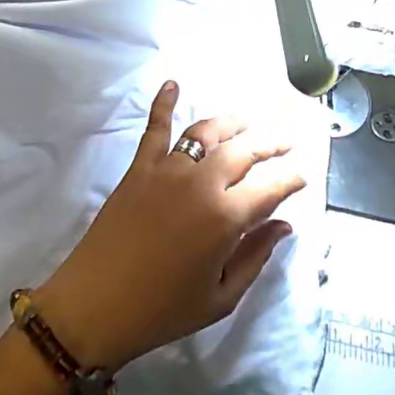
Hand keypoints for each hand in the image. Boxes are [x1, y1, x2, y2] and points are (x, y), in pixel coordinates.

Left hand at [32, 81, 305, 369]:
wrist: (92, 310)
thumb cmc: (161, 311)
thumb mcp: (221, 298)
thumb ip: (256, 257)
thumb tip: (284, 226)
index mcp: (226, 218)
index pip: (271, 188)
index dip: (291, 180)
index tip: (302, 177)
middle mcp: (202, 184)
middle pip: (245, 152)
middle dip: (271, 144)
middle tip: (286, 143)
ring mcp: (169, 171)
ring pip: (207, 133)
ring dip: (232, 123)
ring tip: (247, 121)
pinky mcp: (140, 170)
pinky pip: (155, 130)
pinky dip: (163, 104)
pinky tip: (172, 84)